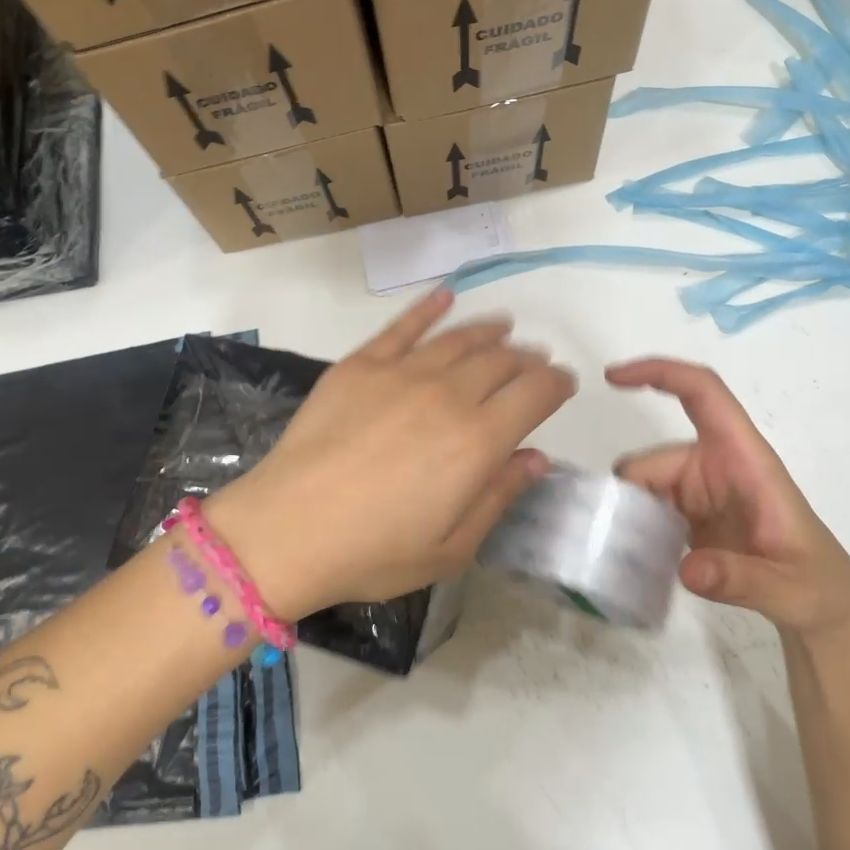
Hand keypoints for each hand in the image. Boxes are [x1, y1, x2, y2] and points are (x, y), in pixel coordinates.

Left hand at [210, 290, 575, 619]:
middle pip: (501, 361)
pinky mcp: (358, 366)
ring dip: (489, 332)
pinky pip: (402, 327)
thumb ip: (499, 496)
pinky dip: (428, 308)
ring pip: (459, 339)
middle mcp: (447, 396)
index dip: (557, 385)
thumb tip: (537, 458)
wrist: (286, 530)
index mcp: (478, 442)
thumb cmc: (373, 553)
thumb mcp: (451, 548)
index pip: (535, 395)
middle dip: (527, 360)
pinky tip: (446, 296)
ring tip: (505, 329)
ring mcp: (400, 374)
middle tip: (533, 363)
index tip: (563, 385)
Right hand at [607, 359, 849, 636]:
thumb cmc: (816, 587)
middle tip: (624, 542)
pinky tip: (637, 559)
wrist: (824, 611)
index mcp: (745, 459)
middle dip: (631, 492)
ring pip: (642, 486)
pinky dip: (634, 529)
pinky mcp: (688, 516)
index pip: (702, 394)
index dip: (661, 373)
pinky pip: (645, 509)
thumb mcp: (788, 589)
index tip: (614, 378)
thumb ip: (741, 580)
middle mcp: (715, 466)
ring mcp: (699, 491)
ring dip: (630, 516)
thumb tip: (688, 569)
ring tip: (635, 558)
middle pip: (653, 459)